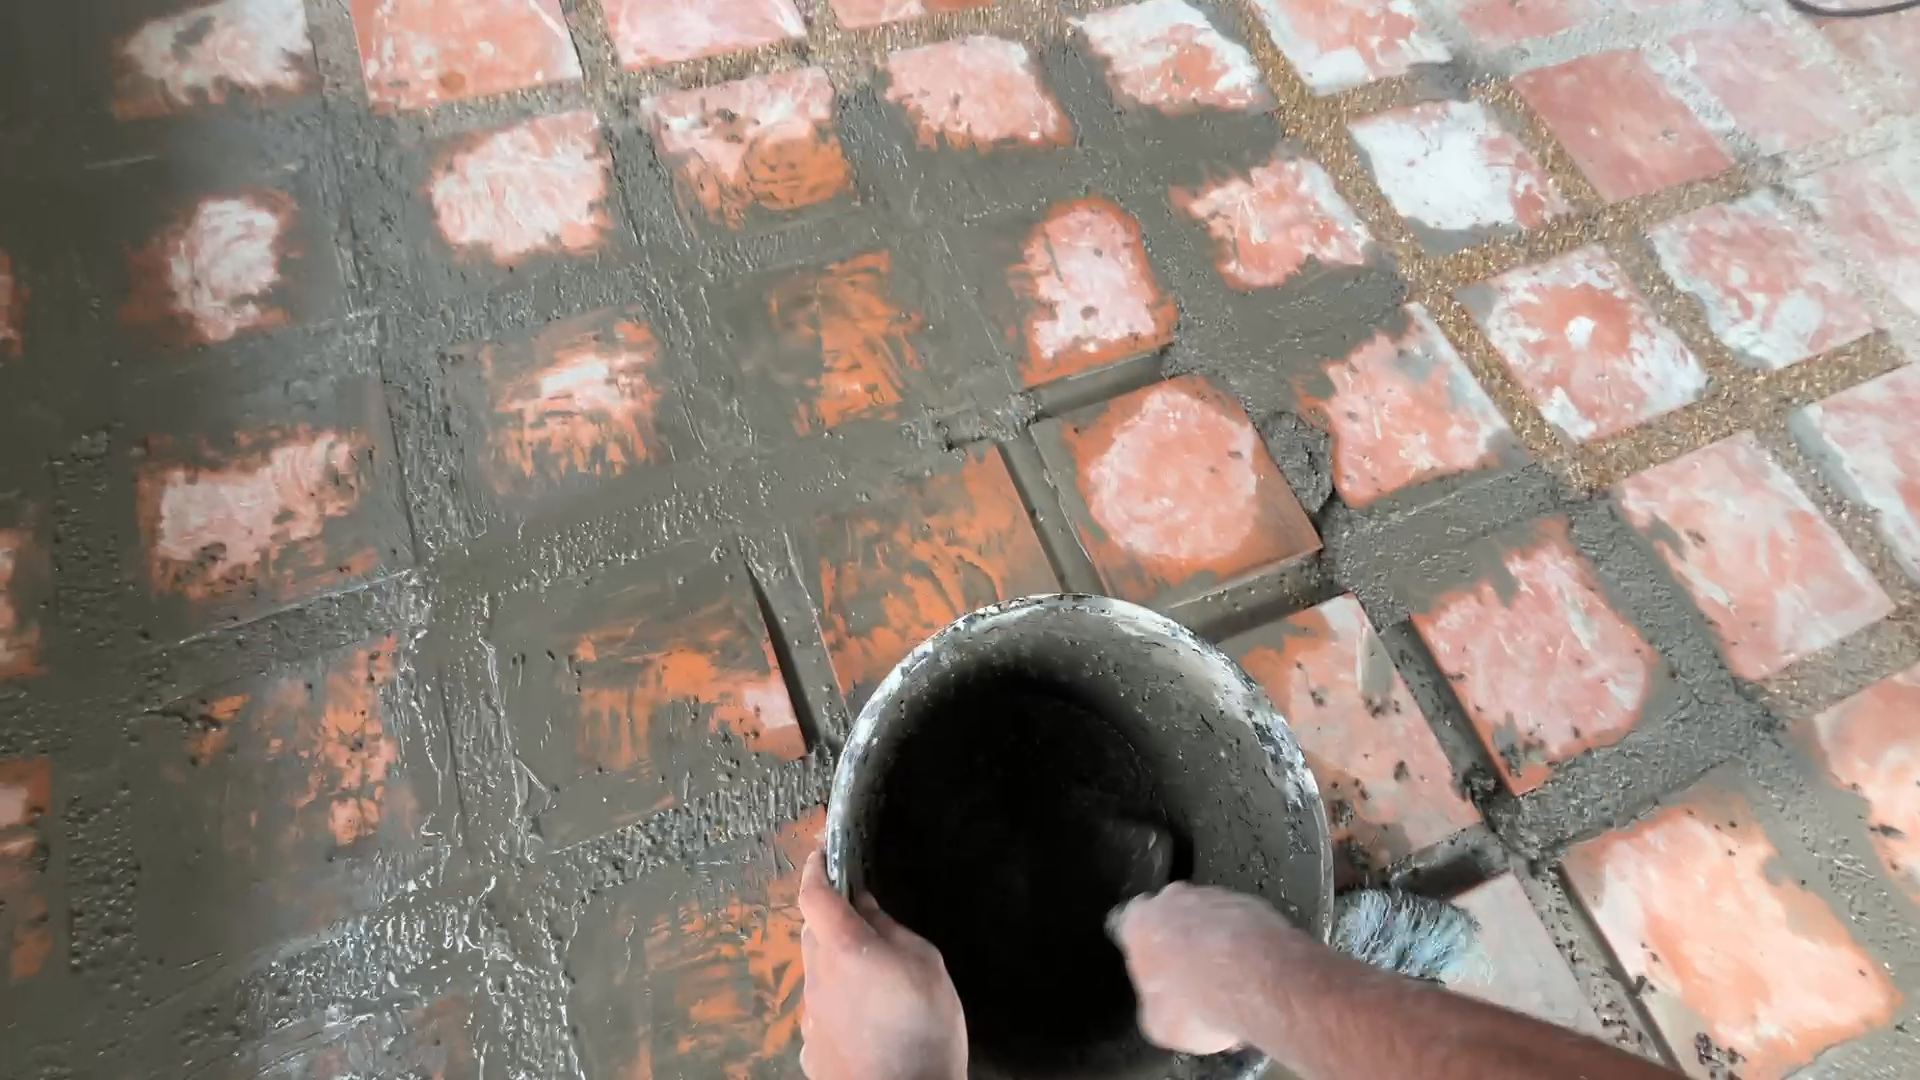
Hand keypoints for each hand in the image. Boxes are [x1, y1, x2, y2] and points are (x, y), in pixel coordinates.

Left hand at [798, 850, 966, 1079]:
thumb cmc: (925, 1026)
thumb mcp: (926, 963)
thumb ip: (889, 929)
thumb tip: (864, 905)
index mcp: (844, 948)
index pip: (814, 895)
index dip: (814, 868)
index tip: (821, 852)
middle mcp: (817, 978)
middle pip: (812, 933)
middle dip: (831, 918)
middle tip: (861, 920)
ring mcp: (810, 1018)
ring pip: (817, 973)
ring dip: (835, 963)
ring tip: (873, 979)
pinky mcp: (812, 1052)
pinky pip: (821, 1011)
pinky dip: (837, 1001)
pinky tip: (865, 1020)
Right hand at [1108, 882, 1306, 1054]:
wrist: (1253, 979)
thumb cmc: (1197, 999)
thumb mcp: (1159, 1025)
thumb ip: (1152, 1005)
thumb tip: (1161, 1008)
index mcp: (1136, 921)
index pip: (1126, 927)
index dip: (1142, 951)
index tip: (1154, 971)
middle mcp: (1169, 898)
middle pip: (1169, 919)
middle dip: (1180, 945)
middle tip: (1195, 982)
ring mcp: (1210, 896)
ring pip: (1207, 921)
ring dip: (1214, 946)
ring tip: (1229, 987)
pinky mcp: (1246, 902)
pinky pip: (1239, 925)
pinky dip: (1243, 946)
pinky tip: (1252, 979)